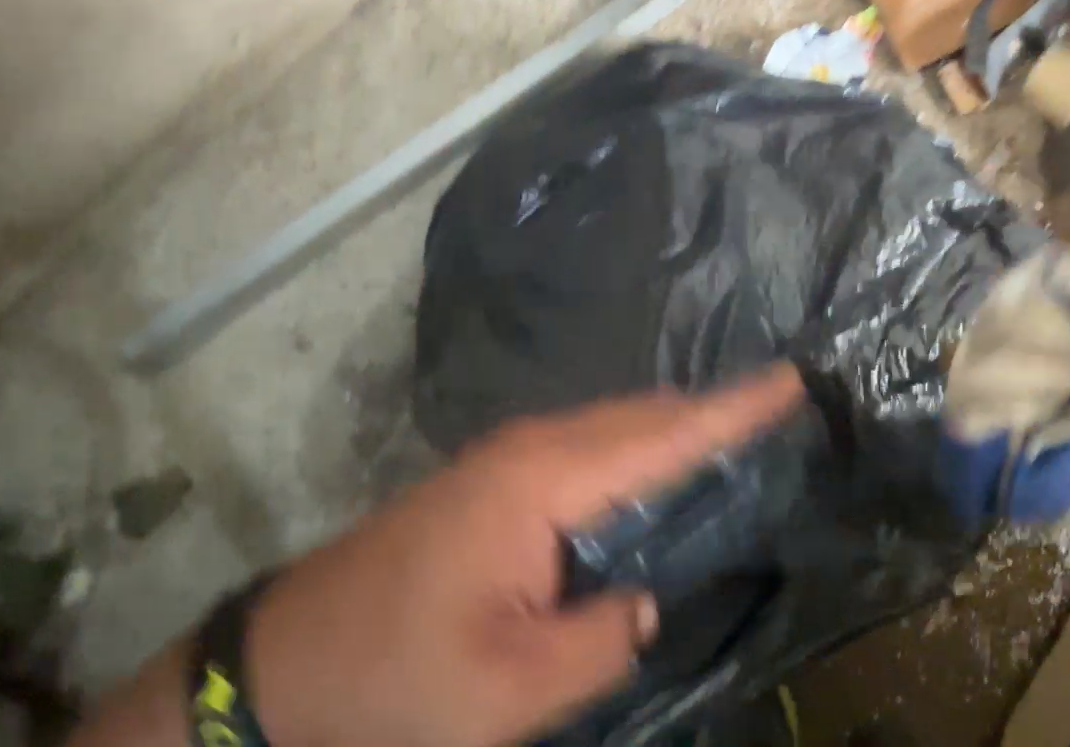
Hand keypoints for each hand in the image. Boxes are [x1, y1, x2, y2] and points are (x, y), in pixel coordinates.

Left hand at [246, 366, 803, 746]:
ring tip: (746, 433)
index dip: (736, 409)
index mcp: (546, 482)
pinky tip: (667, 472)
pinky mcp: (501, 479)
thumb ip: (604, 639)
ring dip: (684, 426)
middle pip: (649, 415)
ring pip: (623, 426)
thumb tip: (653, 597)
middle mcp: (536, 448)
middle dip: (720, 409)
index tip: (796, 379)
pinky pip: (597, 447)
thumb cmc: (391, 683)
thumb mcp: (507, 690)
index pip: (665, 436)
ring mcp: (514, 457)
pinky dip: (647, 447)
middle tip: (787, 408)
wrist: (274, 671)